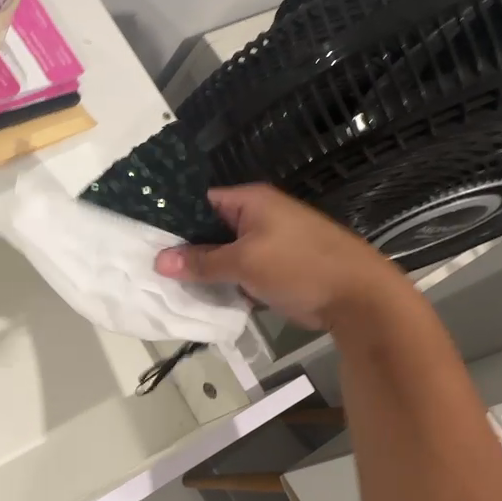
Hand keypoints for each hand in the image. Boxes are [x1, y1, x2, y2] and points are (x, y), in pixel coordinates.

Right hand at [153, 184, 408, 330]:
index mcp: (251, 201)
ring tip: (166, 286)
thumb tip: (159, 261)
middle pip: (209, 231)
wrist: (356, 297)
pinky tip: (197, 299)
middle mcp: (257, 217)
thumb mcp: (244, 262)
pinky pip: (237, 275)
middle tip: (150, 268)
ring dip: (202, 272)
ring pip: (222, 256)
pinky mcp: (272, 271)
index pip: (200, 201)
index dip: (173, 219)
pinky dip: (221, 286)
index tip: (145, 239)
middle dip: (183, 250)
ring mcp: (266, 245)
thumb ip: (201, 261)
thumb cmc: (300, 267)